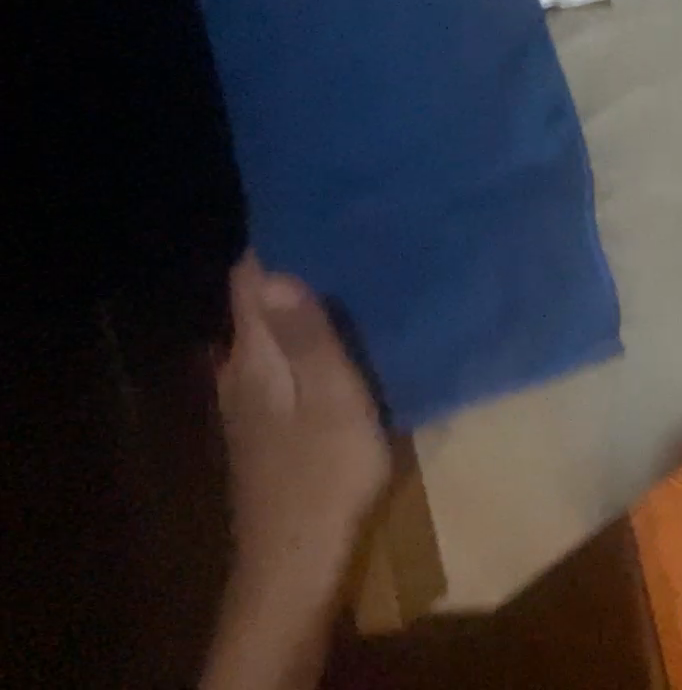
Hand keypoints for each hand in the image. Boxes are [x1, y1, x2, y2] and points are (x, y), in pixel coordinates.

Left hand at [219, 257, 390, 589]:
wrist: (300, 551)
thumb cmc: (325, 470)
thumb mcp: (332, 400)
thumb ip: (310, 338)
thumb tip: (275, 271)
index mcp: (254, 359)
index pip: (251, 281)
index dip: (279, 240)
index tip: (326, 204)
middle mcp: (243, 369)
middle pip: (260, 302)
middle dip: (301, 264)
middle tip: (363, 229)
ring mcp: (254, 396)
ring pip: (275, 328)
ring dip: (309, 298)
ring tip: (366, 268)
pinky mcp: (274, 416)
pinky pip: (289, 354)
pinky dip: (314, 331)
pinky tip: (352, 330)